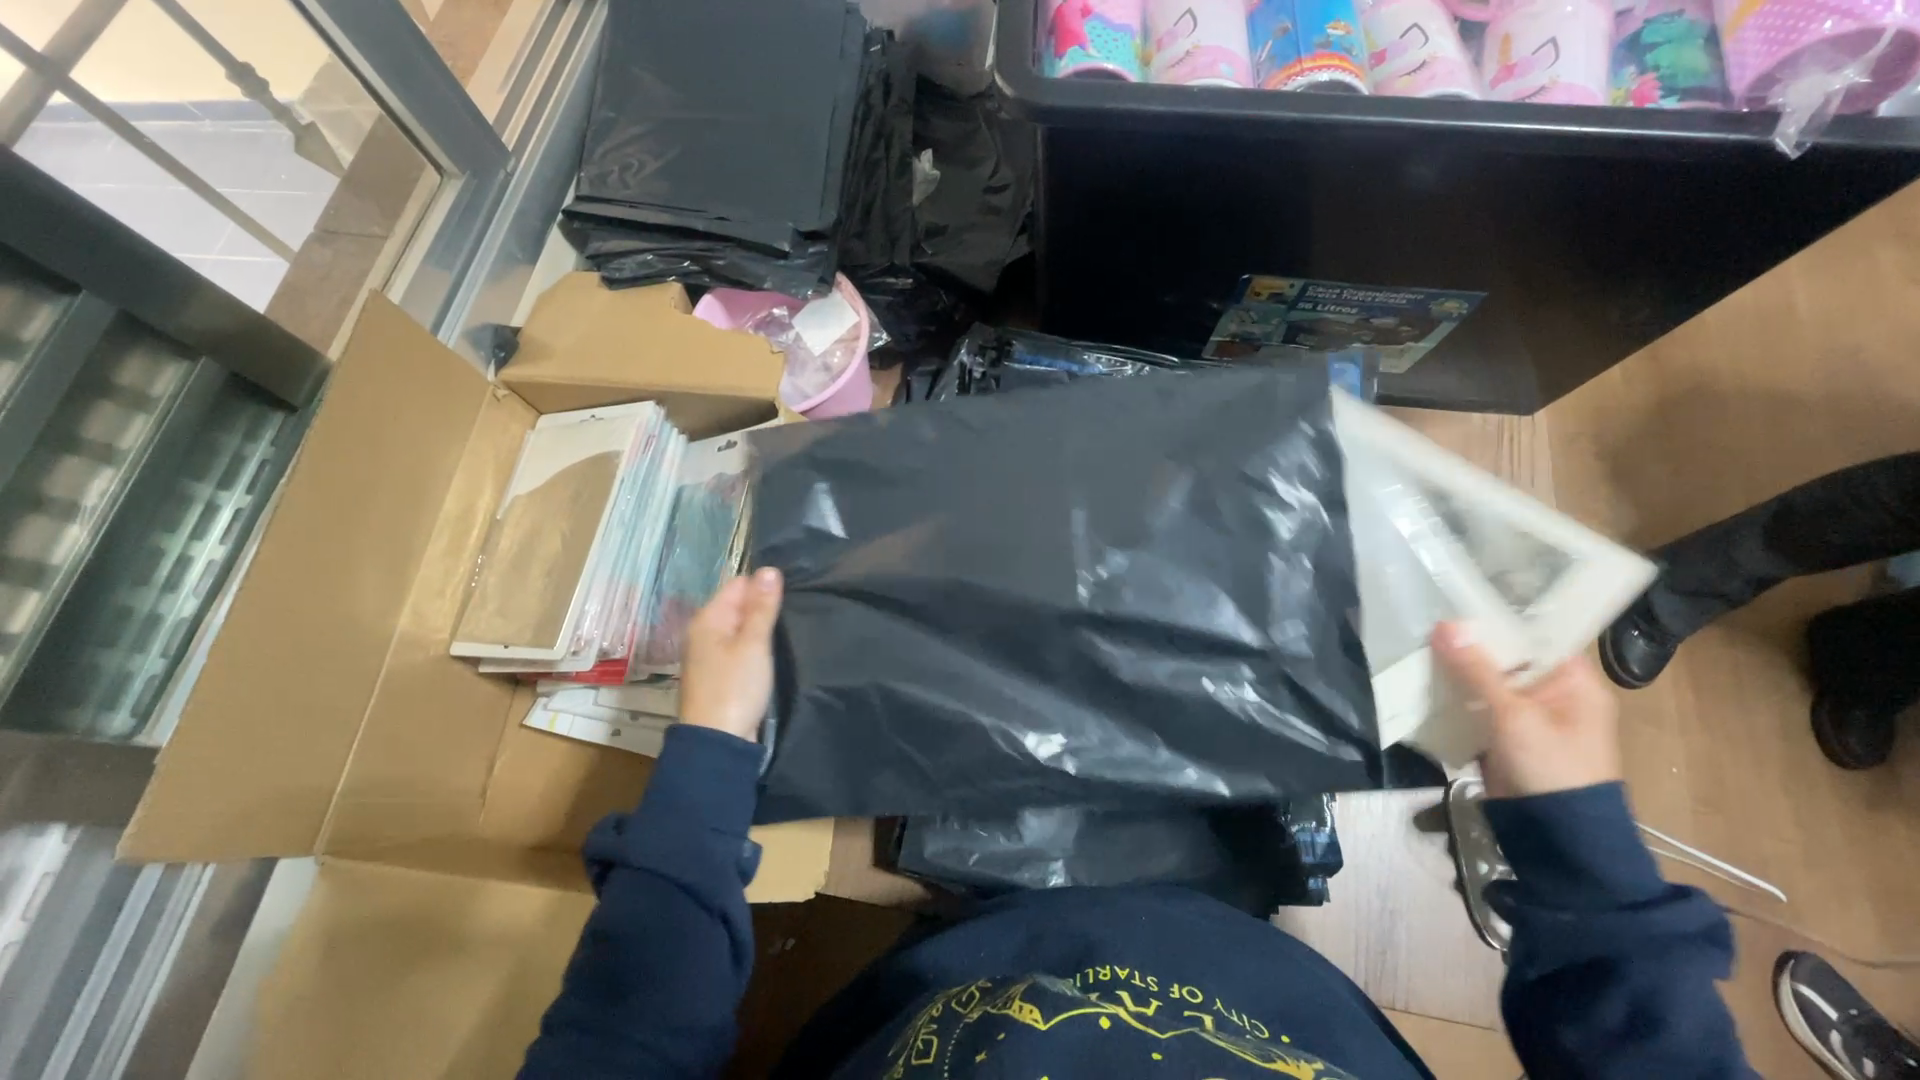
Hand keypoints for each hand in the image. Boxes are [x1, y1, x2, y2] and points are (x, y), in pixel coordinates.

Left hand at [678, 568, 782, 741]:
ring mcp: (709, 655)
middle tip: (794, 616)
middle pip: (739, 607)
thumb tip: (769, 569)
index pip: (739, 584)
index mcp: (708, 619)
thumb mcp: (754, 644)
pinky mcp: (719, 675)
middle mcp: (704, 632)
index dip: (764, 588)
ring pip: (740, 629)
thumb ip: (762, 606)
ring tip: (789, 634)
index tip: (789, 599)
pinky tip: (772, 656)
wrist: (718, 742)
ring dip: (761, 631)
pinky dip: (755, 650)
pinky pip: (739, 650)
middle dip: (764, 609)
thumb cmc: (735, 688)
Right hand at [1430, 621, 1621, 798]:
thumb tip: (1445, 624)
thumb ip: (1477, 670)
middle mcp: (1555, 694)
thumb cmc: (1550, 766)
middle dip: (1472, 647)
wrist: (1555, 833)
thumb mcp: (1513, 715)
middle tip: (1431, 625)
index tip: (1461, 605)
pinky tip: (1427, 684)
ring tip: (1421, 649)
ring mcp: (1529, 717)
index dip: (1501, 621)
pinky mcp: (1506, 736)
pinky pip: (1478, 708)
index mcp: (1575, 683)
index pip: (1538, 636)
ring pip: (1489, 683)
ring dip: (1459, 673)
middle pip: (1508, 660)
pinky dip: (1457, 698)